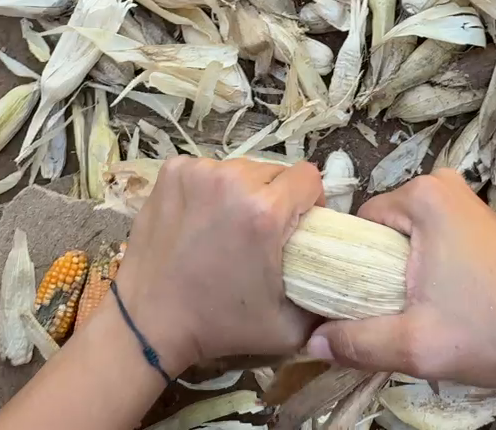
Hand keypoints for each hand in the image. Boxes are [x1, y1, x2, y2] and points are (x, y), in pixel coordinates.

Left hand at [116, 156, 323, 372]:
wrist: (148, 322)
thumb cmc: (219, 324)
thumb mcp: (286, 326)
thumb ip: (325, 300)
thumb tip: (346, 280)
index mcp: (265, 212)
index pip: (308, 176)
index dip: (310, 199)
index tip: (298, 222)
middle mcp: (233, 180)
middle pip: (274, 171)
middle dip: (275, 196)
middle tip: (260, 231)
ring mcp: (198, 171)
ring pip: (241, 168)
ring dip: (241, 190)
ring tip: (226, 225)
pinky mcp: (172, 170)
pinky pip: (208, 169)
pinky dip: (210, 187)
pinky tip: (201, 216)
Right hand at [305, 169, 495, 386]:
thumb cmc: (491, 330)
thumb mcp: (417, 344)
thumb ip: (360, 341)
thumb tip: (312, 342)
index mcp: (423, 195)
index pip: (361, 222)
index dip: (354, 263)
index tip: (360, 300)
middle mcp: (441, 182)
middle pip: (384, 225)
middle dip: (380, 266)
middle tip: (393, 310)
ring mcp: (463, 196)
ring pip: (407, 231)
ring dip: (404, 265)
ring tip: (416, 306)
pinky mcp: (478, 214)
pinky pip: (432, 231)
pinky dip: (427, 259)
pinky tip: (438, 295)